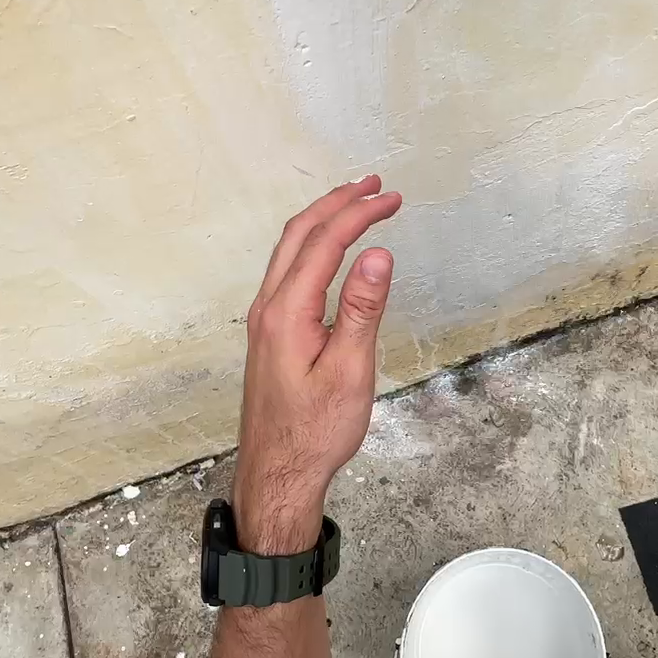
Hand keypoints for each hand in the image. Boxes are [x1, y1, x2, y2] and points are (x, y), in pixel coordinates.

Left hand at [233, 176, 403, 553]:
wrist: (278, 473)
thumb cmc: (316, 430)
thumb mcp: (350, 372)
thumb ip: (362, 310)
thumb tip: (378, 254)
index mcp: (287, 311)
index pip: (325, 243)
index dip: (359, 214)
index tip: (393, 198)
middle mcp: (268, 306)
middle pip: (298, 235)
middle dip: (336, 202)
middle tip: (373, 183)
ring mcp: (264, 319)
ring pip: (288, 251)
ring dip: (321, 220)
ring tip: (354, 202)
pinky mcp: (270, 333)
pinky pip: (288, 271)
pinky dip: (312, 245)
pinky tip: (329, 250)